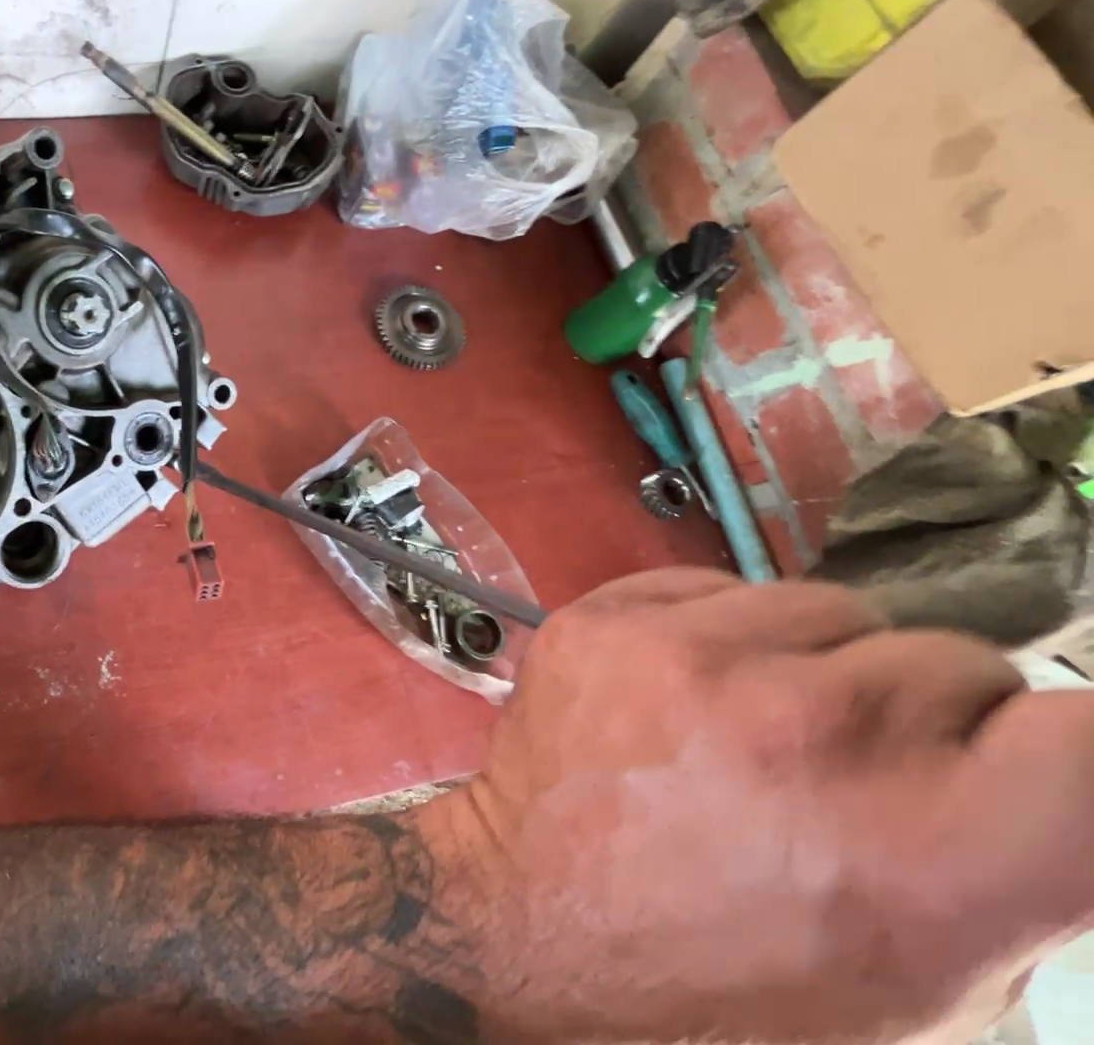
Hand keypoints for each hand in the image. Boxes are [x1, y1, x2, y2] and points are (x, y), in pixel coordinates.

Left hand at [452, 569, 1093, 1042]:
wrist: (528, 921)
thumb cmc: (719, 975)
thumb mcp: (916, 975)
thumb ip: (1017, 862)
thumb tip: (1055, 769)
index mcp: (933, 850)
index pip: (1091, 733)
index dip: (1050, 750)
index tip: (1002, 769)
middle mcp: (816, 727)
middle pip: (955, 658)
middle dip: (916, 714)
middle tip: (835, 768)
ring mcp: (692, 658)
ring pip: (832, 609)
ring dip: (813, 662)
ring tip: (747, 727)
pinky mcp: (603, 622)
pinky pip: (719, 588)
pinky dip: (717, 632)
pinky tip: (678, 695)